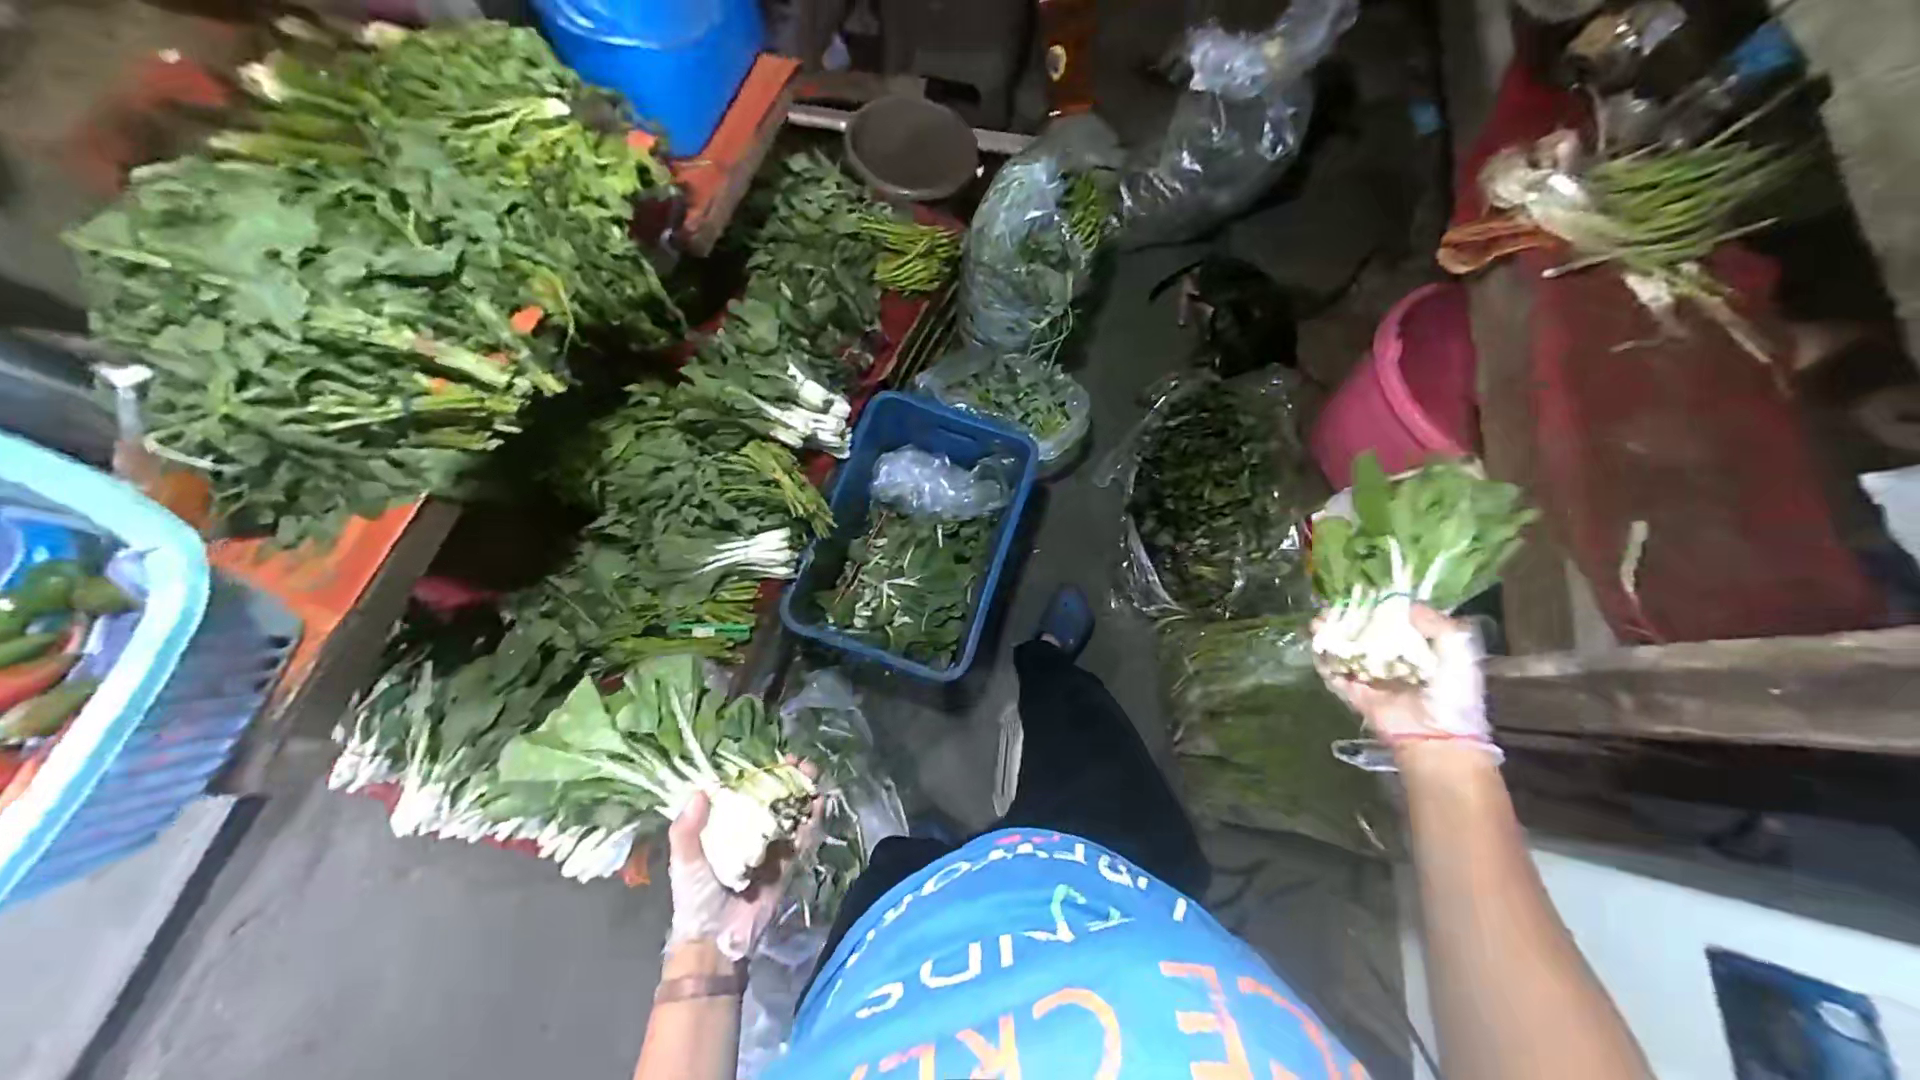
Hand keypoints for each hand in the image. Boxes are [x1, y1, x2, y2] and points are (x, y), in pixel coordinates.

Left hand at [665, 759, 823, 961]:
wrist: (715, 942)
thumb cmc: (696, 898)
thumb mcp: (685, 862)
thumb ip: (686, 830)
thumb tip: (699, 790)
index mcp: (728, 828)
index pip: (749, 793)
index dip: (763, 774)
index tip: (774, 758)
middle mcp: (753, 833)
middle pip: (777, 799)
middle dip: (790, 779)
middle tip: (801, 763)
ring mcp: (773, 848)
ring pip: (794, 814)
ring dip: (805, 794)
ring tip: (813, 775)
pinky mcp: (788, 864)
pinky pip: (804, 840)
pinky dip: (812, 821)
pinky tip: (818, 804)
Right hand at [1316, 604, 1489, 745]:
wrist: (1437, 736)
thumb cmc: (1452, 692)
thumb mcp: (1458, 649)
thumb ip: (1436, 622)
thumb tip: (1403, 603)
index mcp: (1415, 649)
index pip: (1389, 622)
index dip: (1373, 608)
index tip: (1360, 596)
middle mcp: (1390, 661)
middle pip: (1360, 634)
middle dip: (1344, 620)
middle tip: (1330, 608)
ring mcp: (1369, 678)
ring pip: (1342, 651)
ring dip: (1328, 636)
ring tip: (1317, 623)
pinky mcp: (1353, 693)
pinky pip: (1333, 674)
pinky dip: (1323, 661)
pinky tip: (1317, 646)